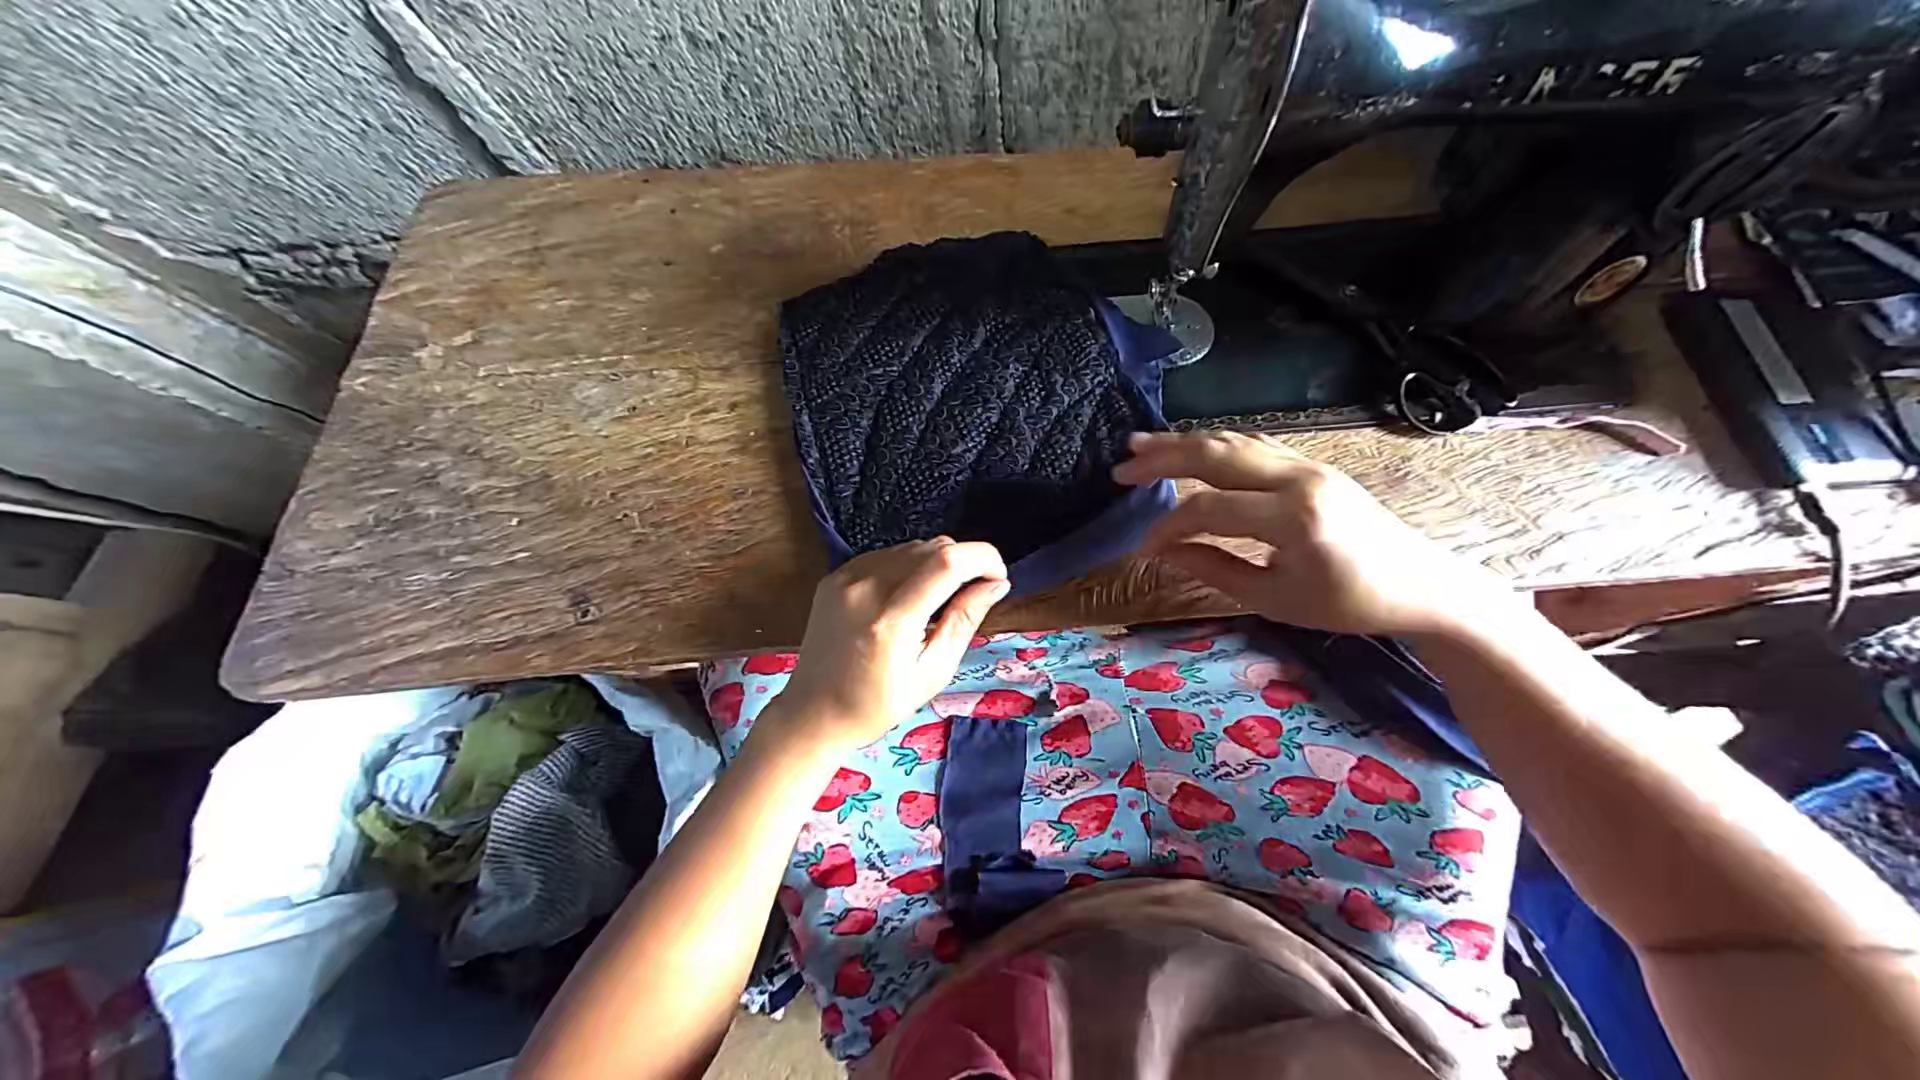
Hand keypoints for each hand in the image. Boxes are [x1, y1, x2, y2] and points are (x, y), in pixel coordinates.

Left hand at [771, 538, 1009, 749]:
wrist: (813, 711)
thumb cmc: (877, 704)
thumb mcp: (933, 671)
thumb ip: (964, 620)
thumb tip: (996, 584)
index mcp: (892, 619)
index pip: (948, 561)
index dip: (983, 558)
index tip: (998, 577)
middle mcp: (866, 588)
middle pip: (933, 546)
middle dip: (964, 562)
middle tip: (973, 593)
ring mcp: (846, 577)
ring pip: (911, 546)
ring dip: (937, 563)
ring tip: (938, 600)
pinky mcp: (836, 576)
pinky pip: (887, 555)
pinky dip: (909, 566)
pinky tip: (909, 597)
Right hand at [1114, 431, 1525, 638]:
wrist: (1421, 585)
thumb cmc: (1348, 603)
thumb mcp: (1274, 599)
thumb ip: (1214, 569)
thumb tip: (1164, 551)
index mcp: (1293, 519)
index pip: (1208, 509)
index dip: (1167, 527)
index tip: (1143, 549)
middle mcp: (1299, 480)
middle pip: (1215, 456)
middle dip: (1162, 459)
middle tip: (1121, 467)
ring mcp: (1308, 466)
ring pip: (1232, 443)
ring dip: (1183, 443)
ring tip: (1140, 445)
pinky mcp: (1312, 466)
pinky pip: (1253, 446)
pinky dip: (1214, 446)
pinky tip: (1190, 449)